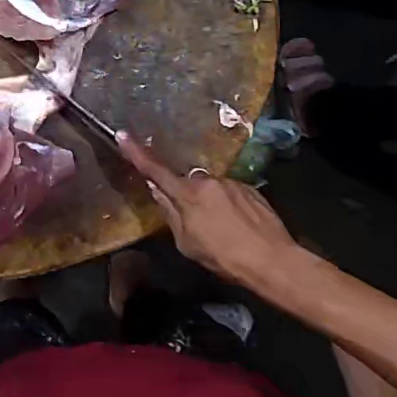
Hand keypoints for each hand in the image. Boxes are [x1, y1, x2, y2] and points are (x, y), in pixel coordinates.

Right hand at [117, 132, 311, 299]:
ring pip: (210, 188)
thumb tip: (157, 190)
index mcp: (187, 194)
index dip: (135, 153)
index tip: (121, 134)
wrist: (275, 262)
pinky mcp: (251, 189)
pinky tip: (240, 226)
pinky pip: (230, 192)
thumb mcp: (187, 243)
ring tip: (225, 230)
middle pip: (187, 182)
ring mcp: (231, 182)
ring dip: (211, 202)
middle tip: (198, 223)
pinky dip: (229, 205)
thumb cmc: (225, 257)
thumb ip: (170, 214)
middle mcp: (207, 180)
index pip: (155, 170)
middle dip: (187, 196)